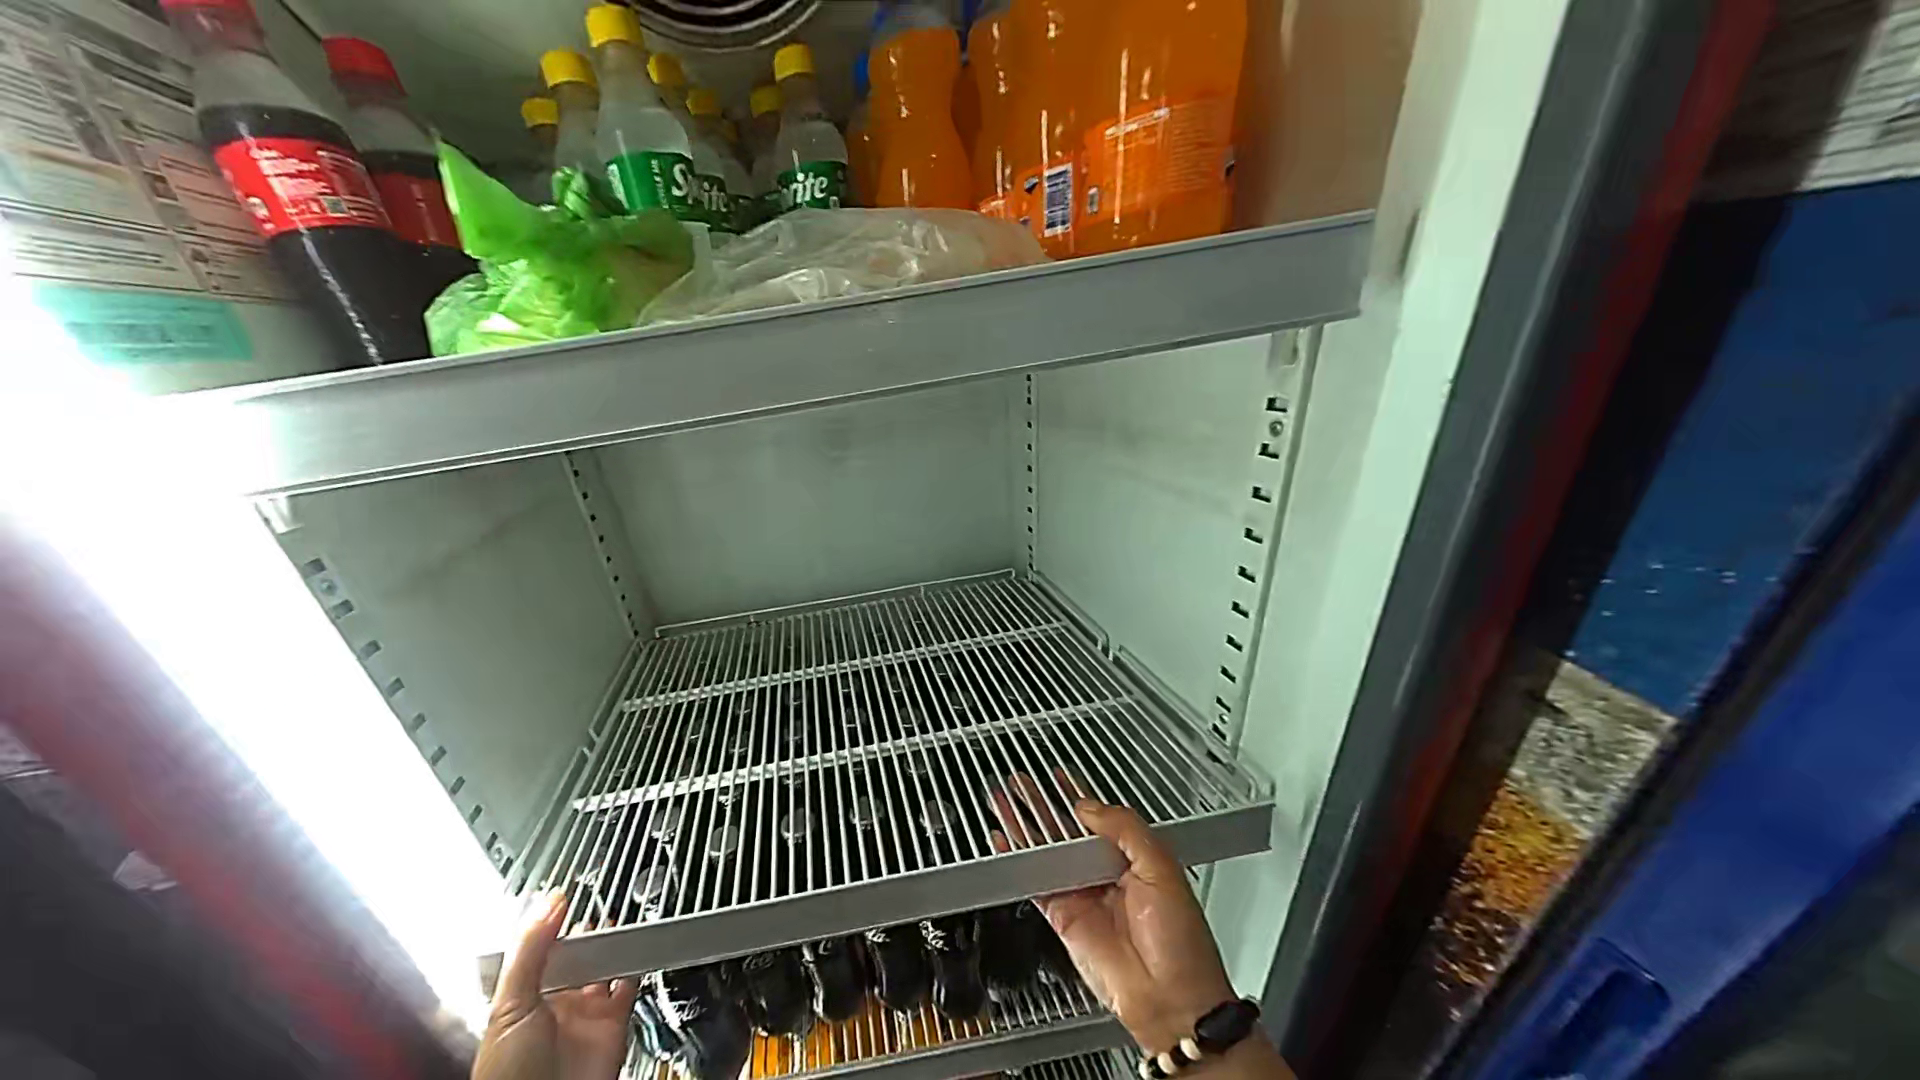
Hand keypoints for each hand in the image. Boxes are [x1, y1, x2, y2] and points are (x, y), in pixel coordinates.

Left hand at [473, 891, 638, 1079]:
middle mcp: (555, 1004)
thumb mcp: (511, 1005)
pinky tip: (638, 949)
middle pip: (577, 955)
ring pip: (606, 965)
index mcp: (523, 1000)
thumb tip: (550, 901)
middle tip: (598, 903)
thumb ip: (531, 950)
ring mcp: (586, 1013)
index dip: (553, 924)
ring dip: (615, 944)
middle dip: (589, 931)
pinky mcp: (614, 1022)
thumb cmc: (509, 1077)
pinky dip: (637, 965)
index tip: (566, 895)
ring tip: (621, 920)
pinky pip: (631, 985)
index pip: (541, 950)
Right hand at [990, 775, 1235, 1053]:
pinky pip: (1033, 882)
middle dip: (1041, 803)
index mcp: (1132, 855)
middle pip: (1064, 828)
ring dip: (1022, 825)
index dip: (1077, 793)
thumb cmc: (1182, 942)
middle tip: (1021, 782)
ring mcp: (1081, 891)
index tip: (1059, 775)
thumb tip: (1088, 807)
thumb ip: (1126, 829)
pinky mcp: (1062, 915)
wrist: (1171, 998)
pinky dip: (1015, 861)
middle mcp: (1104, 871)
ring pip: (1044, 850)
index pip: (1098, 815)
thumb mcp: (1162, 867)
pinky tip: (1003, 842)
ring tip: (1004, 801)